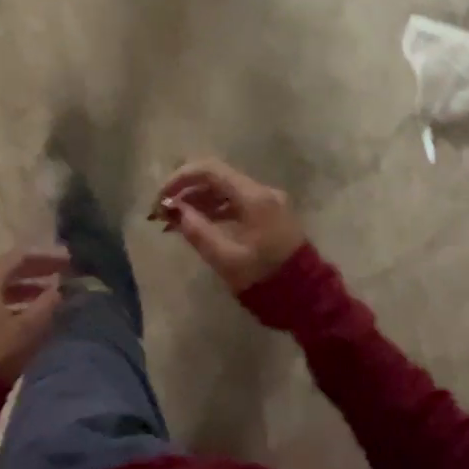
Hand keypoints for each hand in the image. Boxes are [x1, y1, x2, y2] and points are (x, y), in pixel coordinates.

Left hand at [0, 248, 67, 383]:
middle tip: (63, 274)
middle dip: (37, 272)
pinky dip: (14, 305)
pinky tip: (31, 317)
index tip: (69, 261)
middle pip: (8, 271)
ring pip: (0, 290)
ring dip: (26, 290)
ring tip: (51, 296)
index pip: (18, 257)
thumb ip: (48, 304)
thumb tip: (62, 288)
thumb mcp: (28, 329)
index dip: (46, 256)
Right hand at [151, 158, 306, 292]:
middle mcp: (262, 192)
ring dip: (197, 202)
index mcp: (254, 197)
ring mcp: (267, 203)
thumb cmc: (264, 278)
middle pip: (216, 178)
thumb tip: (172, 209)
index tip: (160, 197)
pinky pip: (235, 204)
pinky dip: (213, 211)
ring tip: (172, 222)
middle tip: (161, 212)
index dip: (180, 178)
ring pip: (224, 191)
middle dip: (186, 191)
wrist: (307, 298)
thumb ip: (196, 231)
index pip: (210, 170)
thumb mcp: (225, 258)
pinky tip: (195, 225)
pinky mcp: (268, 216)